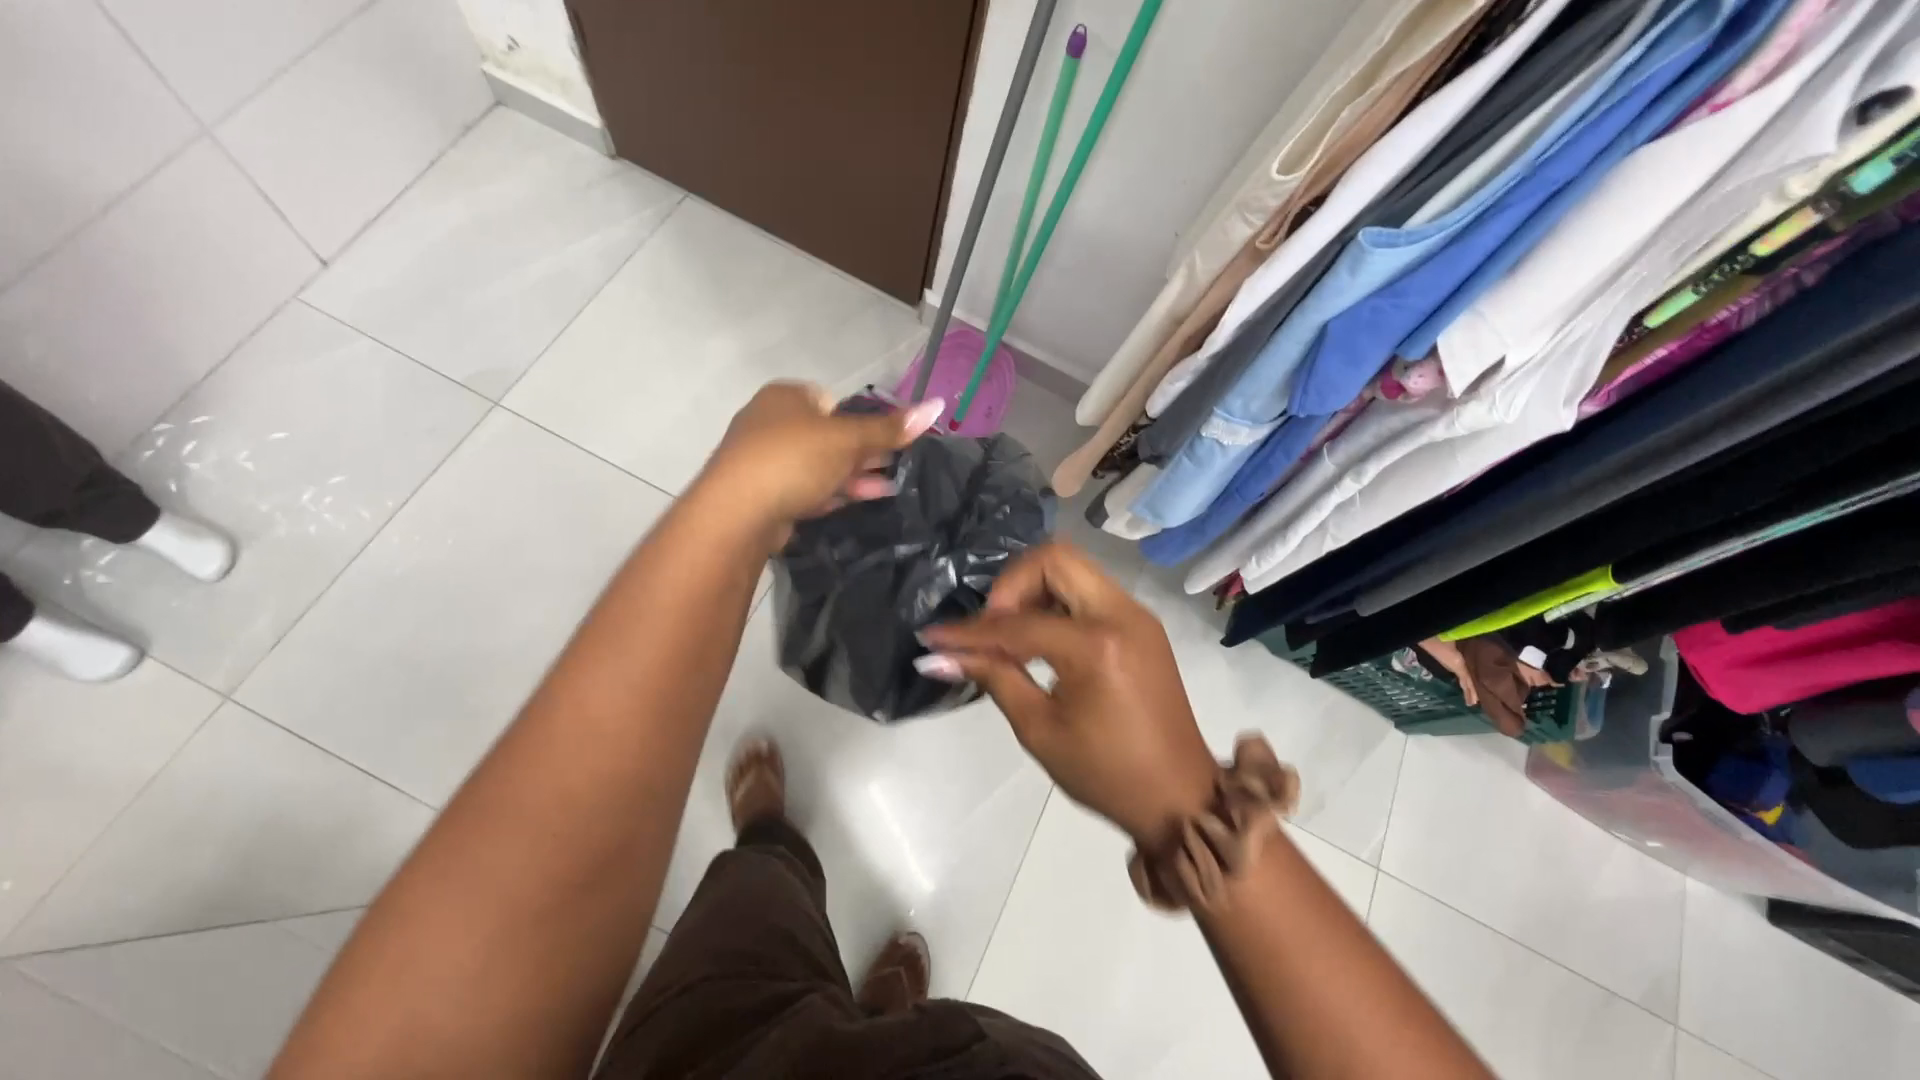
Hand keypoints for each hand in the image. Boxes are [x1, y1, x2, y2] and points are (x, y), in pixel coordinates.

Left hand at [697, 382, 944, 545]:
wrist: (737, 513)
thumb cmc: (794, 459)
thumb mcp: (848, 439)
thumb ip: (890, 428)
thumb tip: (936, 405)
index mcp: (786, 396)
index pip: (833, 401)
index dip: (863, 421)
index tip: (888, 443)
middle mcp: (770, 421)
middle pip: (827, 435)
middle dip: (862, 454)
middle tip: (895, 469)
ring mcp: (763, 459)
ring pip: (817, 465)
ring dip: (851, 477)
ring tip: (888, 490)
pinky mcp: (762, 493)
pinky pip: (805, 489)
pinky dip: (831, 494)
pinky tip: (856, 504)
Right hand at [918, 542, 1217, 846]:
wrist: (1179, 796)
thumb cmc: (1106, 774)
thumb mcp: (1039, 728)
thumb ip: (992, 677)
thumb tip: (937, 657)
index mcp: (1097, 645)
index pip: (1018, 622)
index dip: (970, 631)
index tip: (932, 638)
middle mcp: (1121, 614)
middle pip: (1054, 559)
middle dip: (1010, 585)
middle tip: (989, 627)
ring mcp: (1136, 614)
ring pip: (1074, 569)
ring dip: (1033, 589)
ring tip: (1008, 634)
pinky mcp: (1141, 624)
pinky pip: (1090, 590)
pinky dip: (1057, 601)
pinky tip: (1037, 638)